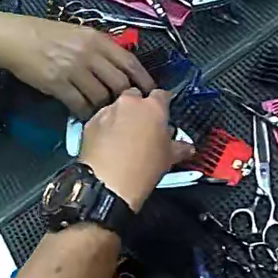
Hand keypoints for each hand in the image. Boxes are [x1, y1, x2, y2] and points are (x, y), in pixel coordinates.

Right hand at [0, 12, 156, 117]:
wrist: (11, 38)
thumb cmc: (42, 34)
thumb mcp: (77, 32)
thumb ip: (99, 48)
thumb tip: (118, 67)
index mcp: (96, 39)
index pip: (129, 61)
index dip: (143, 79)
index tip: (151, 91)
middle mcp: (89, 53)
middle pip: (119, 82)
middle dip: (126, 99)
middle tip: (128, 108)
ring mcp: (74, 69)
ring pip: (101, 96)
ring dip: (105, 108)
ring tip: (106, 114)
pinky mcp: (58, 84)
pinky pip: (79, 104)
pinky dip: (84, 111)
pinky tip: (85, 114)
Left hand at [78, 89, 193, 209]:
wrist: (108, 183)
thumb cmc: (144, 168)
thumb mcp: (169, 158)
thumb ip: (179, 147)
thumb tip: (187, 147)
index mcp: (153, 107)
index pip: (162, 94)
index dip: (163, 104)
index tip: (163, 114)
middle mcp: (129, 103)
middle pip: (136, 96)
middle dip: (140, 108)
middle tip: (143, 126)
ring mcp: (107, 110)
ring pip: (117, 107)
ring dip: (121, 117)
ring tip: (124, 137)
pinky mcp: (90, 122)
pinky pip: (102, 119)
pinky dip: (106, 127)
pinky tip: (108, 143)